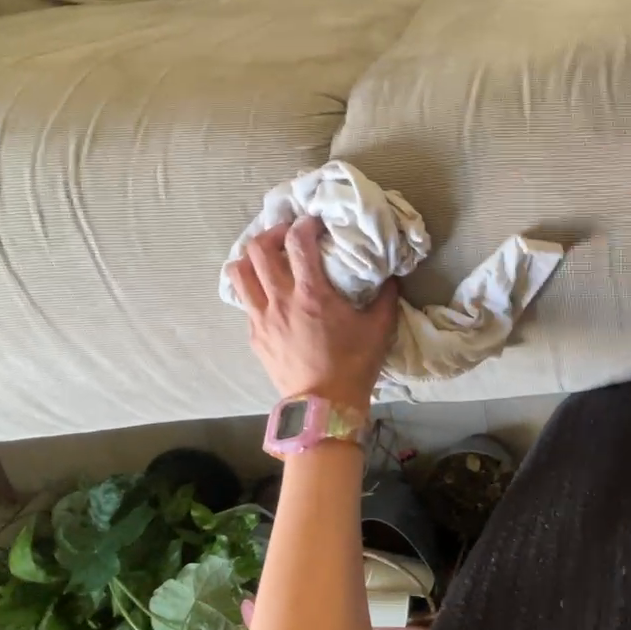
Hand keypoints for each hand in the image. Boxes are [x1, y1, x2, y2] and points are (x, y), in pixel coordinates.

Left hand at [226, 216, 400, 409]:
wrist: (325, 405)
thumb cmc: (354, 365)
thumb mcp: (380, 328)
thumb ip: (386, 296)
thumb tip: (391, 275)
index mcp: (312, 294)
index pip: (297, 241)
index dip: (305, 224)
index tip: (316, 224)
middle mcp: (280, 299)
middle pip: (258, 248)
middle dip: (274, 233)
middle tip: (290, 236)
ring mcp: (261, 317)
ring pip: (239, 271)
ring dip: (253, 258)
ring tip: (270, 259)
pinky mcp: (254, 334)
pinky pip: (245, 299)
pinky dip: (254, 286)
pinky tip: (271, 293)